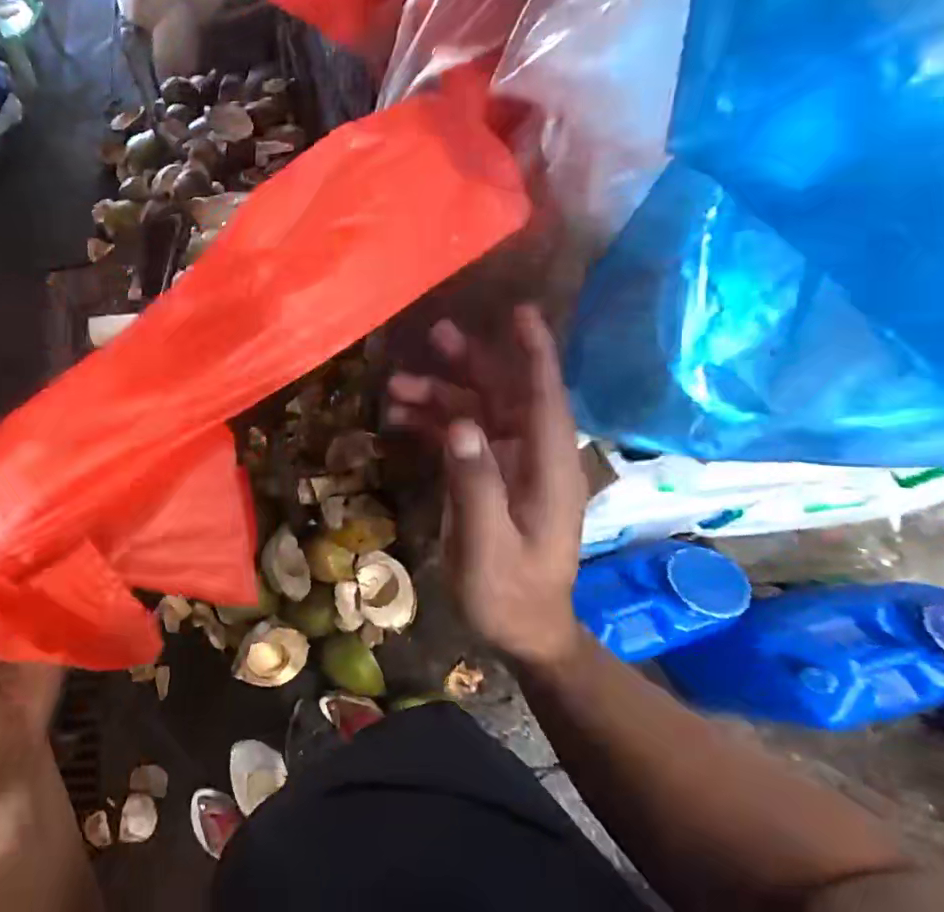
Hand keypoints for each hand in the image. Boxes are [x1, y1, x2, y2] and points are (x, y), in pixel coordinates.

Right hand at [386, 305, 585, 667]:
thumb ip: (476, 485)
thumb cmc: (511, 595)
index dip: (535, 351)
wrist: (522, 632)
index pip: (546, 396)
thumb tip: (458, 425)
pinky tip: (399, 418)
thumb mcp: (489, 548)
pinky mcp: (489, 476)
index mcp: (549, 467)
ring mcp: (511, 465)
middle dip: (471, 363)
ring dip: (440, 394)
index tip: (521, 311)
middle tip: (433, 336)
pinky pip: (462, 437)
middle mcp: (534, 456)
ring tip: (394, 387)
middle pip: (505, 394)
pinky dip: (434, 423)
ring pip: (477, 411)